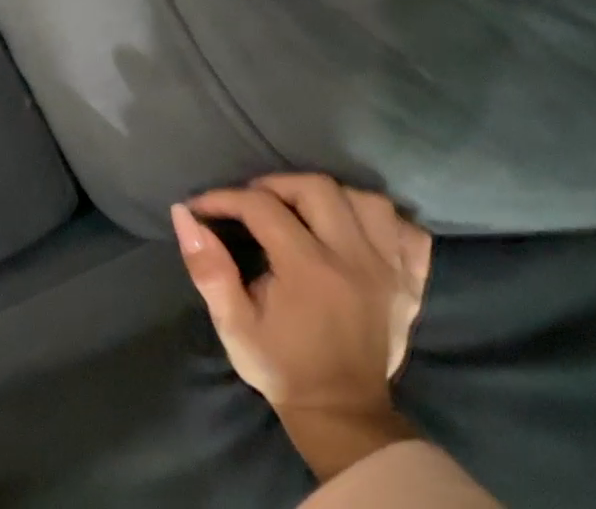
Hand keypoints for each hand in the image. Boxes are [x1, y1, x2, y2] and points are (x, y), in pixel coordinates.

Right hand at [172, 176, 432, 479]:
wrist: (340, 409)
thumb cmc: (278, 363)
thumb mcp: (231, 320)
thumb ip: (207, 266)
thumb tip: (183, 214)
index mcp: (308, 270)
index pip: (262, 207)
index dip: (223, 198)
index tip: (201, 208)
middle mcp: (355, 261)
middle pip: (318, 189)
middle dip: (273, 186)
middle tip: (249, 204)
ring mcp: (391, 271)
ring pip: (367, 201)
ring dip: (328, 197)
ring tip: (300, 211)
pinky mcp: (412, 283)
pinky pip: (408, 232)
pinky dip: (380, 221)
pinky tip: (352, 230)